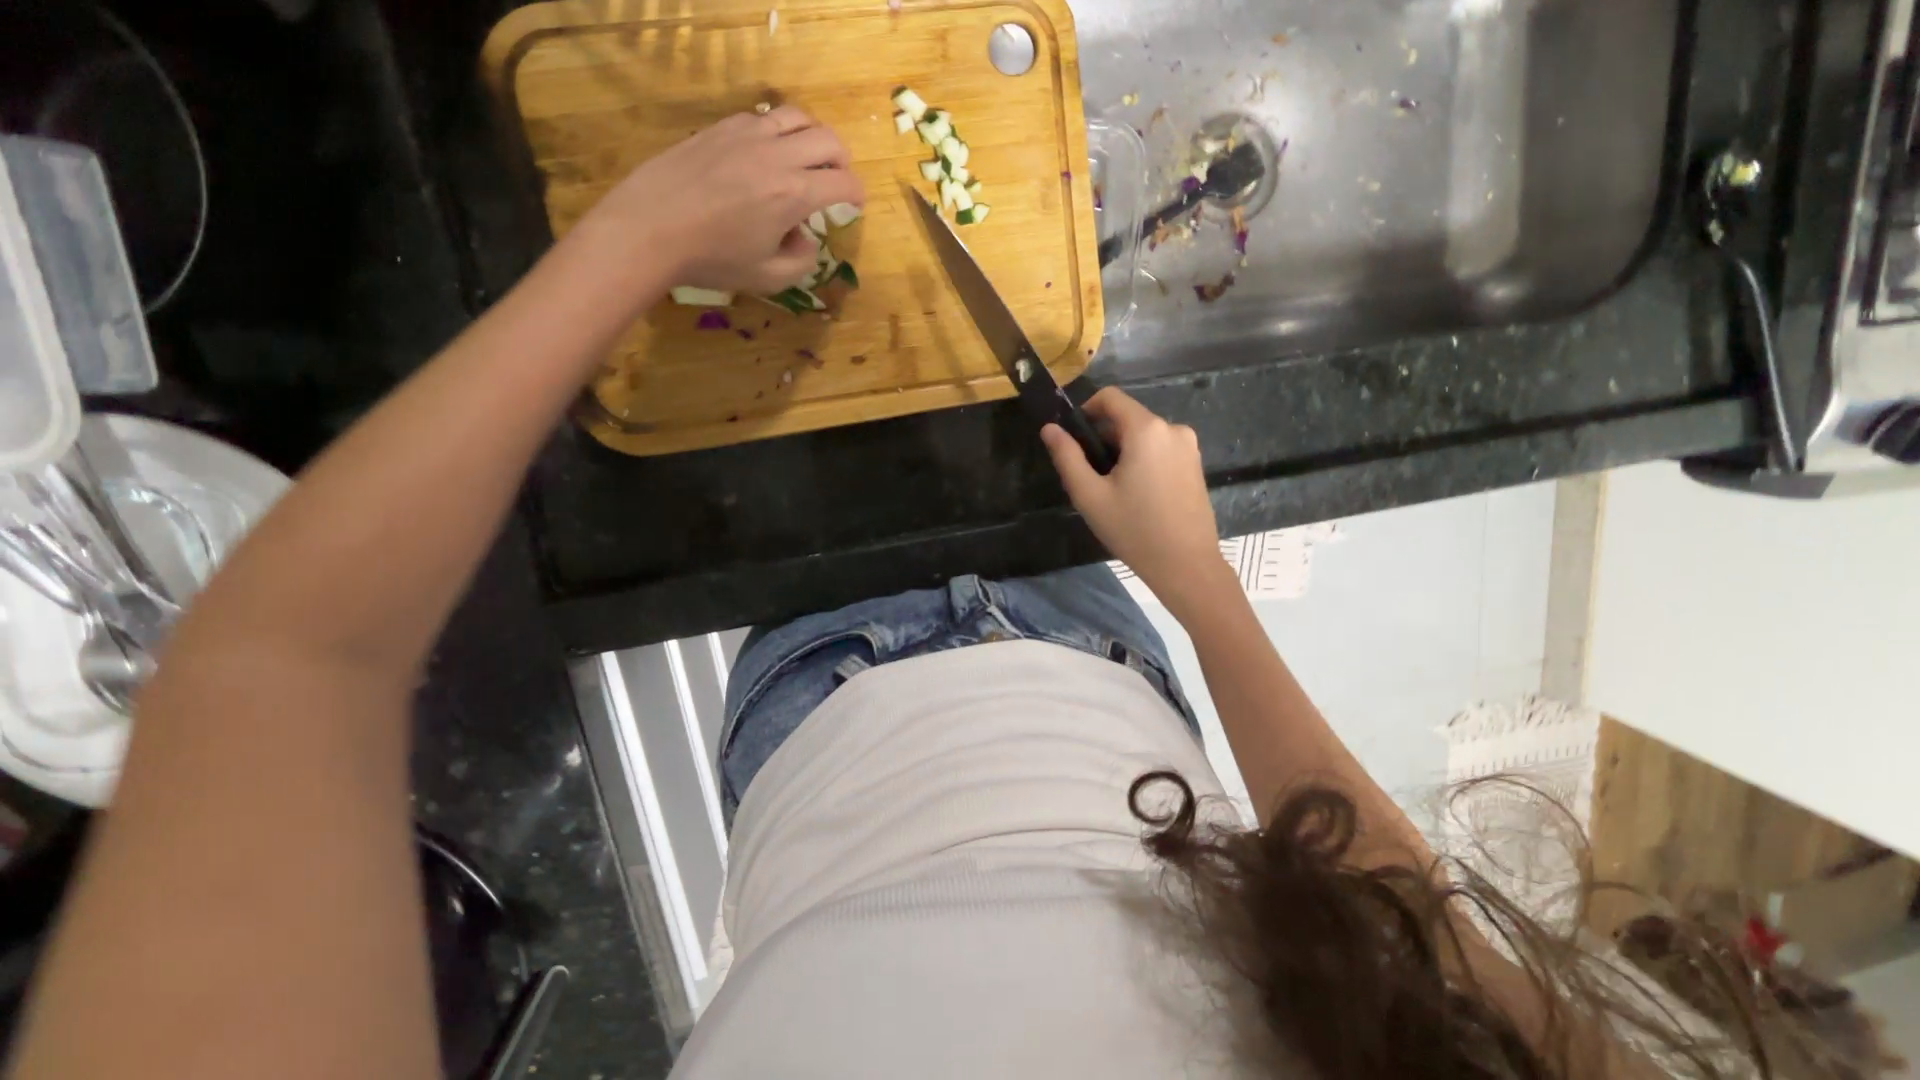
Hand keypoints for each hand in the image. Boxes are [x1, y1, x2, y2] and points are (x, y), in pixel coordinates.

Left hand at [581, 107, 864, 294]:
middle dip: (842, 161)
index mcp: (794, 194)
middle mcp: (777, 155)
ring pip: (797, 118)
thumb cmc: (710, 259)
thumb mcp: (765, 278)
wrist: (649, 228)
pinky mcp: (721, 128)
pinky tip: (766, 152)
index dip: (857, 195)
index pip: (844, 183)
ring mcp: (747, 135)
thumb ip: (800, 262)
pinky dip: (777, 131)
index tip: (855, 205)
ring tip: (807, 155)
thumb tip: (806, 240)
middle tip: (837, 178)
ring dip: (813, 136)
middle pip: (829, 141)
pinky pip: (762, 118)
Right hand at [1041, 389, 1228, 612]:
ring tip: (1112, 490)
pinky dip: (1143, 461)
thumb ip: (1067, 457)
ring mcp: (1189, 447)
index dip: (1086, 410)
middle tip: (1090, 475)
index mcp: (1147, 430)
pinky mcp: (1195, 465)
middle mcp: (1172, 429)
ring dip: (1123, 452)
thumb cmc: (1134, 530)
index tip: (1072, 438)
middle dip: (1104, 437)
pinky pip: (1160, 450)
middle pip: (1128, 417)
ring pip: (1144, 436)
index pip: (1111, 398)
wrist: (1186, 565)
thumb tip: (1050, 429)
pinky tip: (1136, 496)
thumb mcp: (1090, 495)